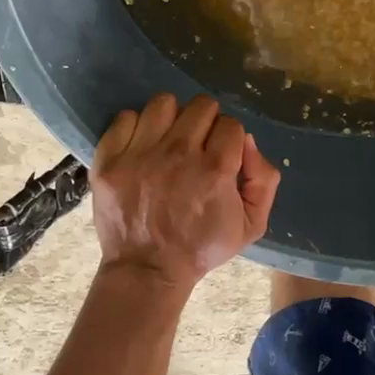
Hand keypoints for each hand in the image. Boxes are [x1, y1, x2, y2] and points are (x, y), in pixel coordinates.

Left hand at [90, 93, 282, 291]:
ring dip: (172, 118)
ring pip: (164, 103)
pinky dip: (136, 127)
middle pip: (201, 106)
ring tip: (169, 140)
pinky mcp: (111, 159)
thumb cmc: (201, 248)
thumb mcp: (252, 225)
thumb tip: (248, 141)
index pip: (231, 123)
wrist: (148, 270)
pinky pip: (125, 118)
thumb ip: (264, 179)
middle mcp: (179, 153)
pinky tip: (142, 146)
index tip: (221, 155)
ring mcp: (140, 154)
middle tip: (198, 145)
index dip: (230, 138)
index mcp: (215, 168)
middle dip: (206, 123)